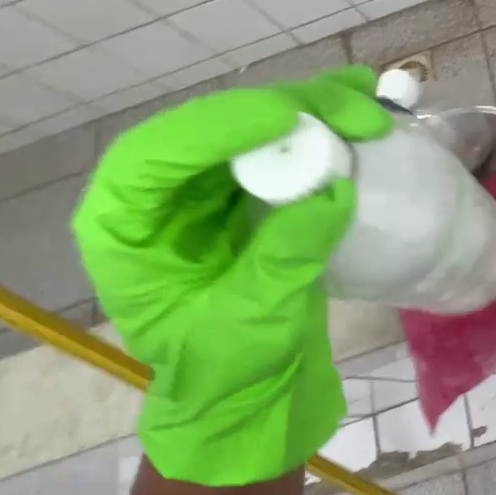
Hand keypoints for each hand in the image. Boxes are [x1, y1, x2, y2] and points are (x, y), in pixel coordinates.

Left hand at [72, 67, 391, 485]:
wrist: (251, 392)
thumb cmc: (227, 372)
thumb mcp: (249, 328)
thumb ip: (283, 262)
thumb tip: (333, 192)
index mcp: (128, 231)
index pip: (152, 158)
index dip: (214, 128)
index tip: (286, 122)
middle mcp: (165, 196)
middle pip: (212, 126)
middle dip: (285, 111)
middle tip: (354, 118)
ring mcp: (213, 188)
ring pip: (254, 123)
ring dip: (313, 108)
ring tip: (367, 110)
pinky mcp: (256, 188)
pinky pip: (286, 141)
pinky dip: (325, 119)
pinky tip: (362, 102)